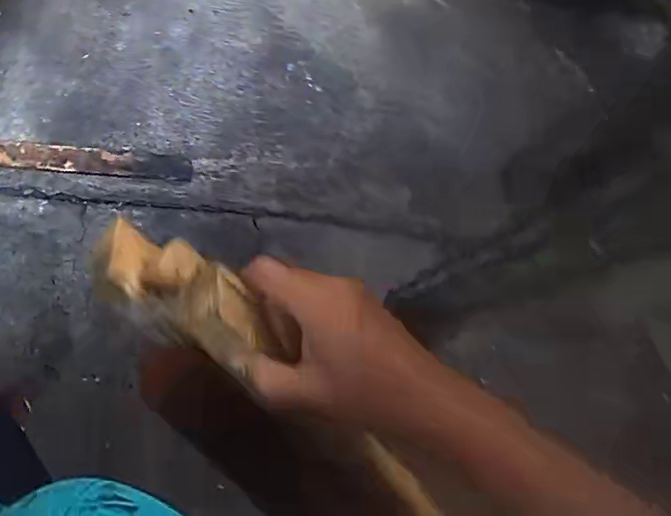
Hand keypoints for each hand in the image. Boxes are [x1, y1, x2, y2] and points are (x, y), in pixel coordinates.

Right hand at [236, 257, 466, 439]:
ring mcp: (352, 289)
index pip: (260, 267)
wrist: (436, 405)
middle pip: (281, 275)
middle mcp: (329, 281)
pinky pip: (325, 293)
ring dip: (294, 309)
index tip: (247, 318)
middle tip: (275, 340)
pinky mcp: (368, 301)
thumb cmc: (367, 393)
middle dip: (270, 303)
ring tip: (303, 349)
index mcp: (310, 295)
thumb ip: (263, 375)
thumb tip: (235, 359)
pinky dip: (316, 312)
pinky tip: (331, 349)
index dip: (244, 285)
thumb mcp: (308, 394)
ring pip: (304, 284)